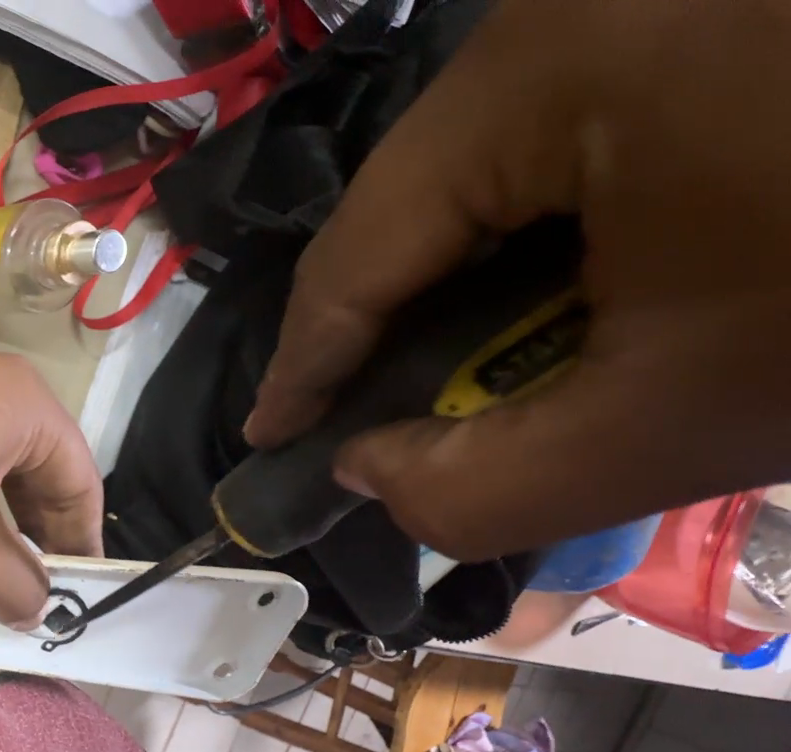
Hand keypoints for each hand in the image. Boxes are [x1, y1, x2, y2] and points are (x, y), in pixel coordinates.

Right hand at [244, 0, 790, 561]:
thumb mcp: (701, 412)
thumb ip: (489, 482)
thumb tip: (369, 473)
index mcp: (541, 74)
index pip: (357, 255)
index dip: (302, 366)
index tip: (271, 441)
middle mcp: (560, 9)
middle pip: (411, 207)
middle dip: (392, 327)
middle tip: (388, 416)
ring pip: (484, 170)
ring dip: (473, 282)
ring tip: (487, 361)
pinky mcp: (681, 10)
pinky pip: (564, 129)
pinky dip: (550, 229)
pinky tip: (581, 281)